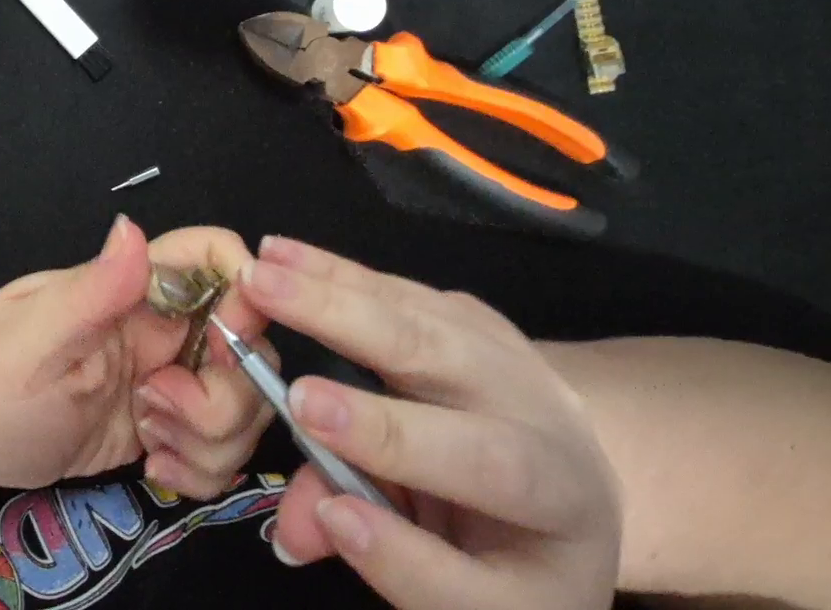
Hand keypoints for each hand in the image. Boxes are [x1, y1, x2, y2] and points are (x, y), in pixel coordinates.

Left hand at [0, 218, 273, 496]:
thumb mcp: (34, 337)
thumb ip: (91, 289)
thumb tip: (131, 227)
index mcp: (135, 289)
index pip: (214, 258)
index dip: (245, 295)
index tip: (222, 351)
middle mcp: (164, 328)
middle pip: (249, 348)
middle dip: (223, 398)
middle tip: (156, 410)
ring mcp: (171, 380)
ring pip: (244, 406)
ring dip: (210, 439)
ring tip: (147, 439)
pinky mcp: (171, 429)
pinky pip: (223, 450)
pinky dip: (203, 469)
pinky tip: (156, 468)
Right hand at [241, 237, 620, 609]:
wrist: (569, 486)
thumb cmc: (505, 548)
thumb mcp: (468, 591)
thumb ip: (384, 558)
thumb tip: (295, 532)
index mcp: (561, 504)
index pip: (489, 478)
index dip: (392, 452)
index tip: (302, 422)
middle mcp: (550, 424)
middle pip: (451, 370)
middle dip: (350, 337)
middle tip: (270, 319)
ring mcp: (515, 361)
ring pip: (423, 319)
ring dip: (333, 290)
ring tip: (261, 271)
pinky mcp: (477, 319)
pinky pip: (404, 291)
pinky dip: (337, 271)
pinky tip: (284, 253)